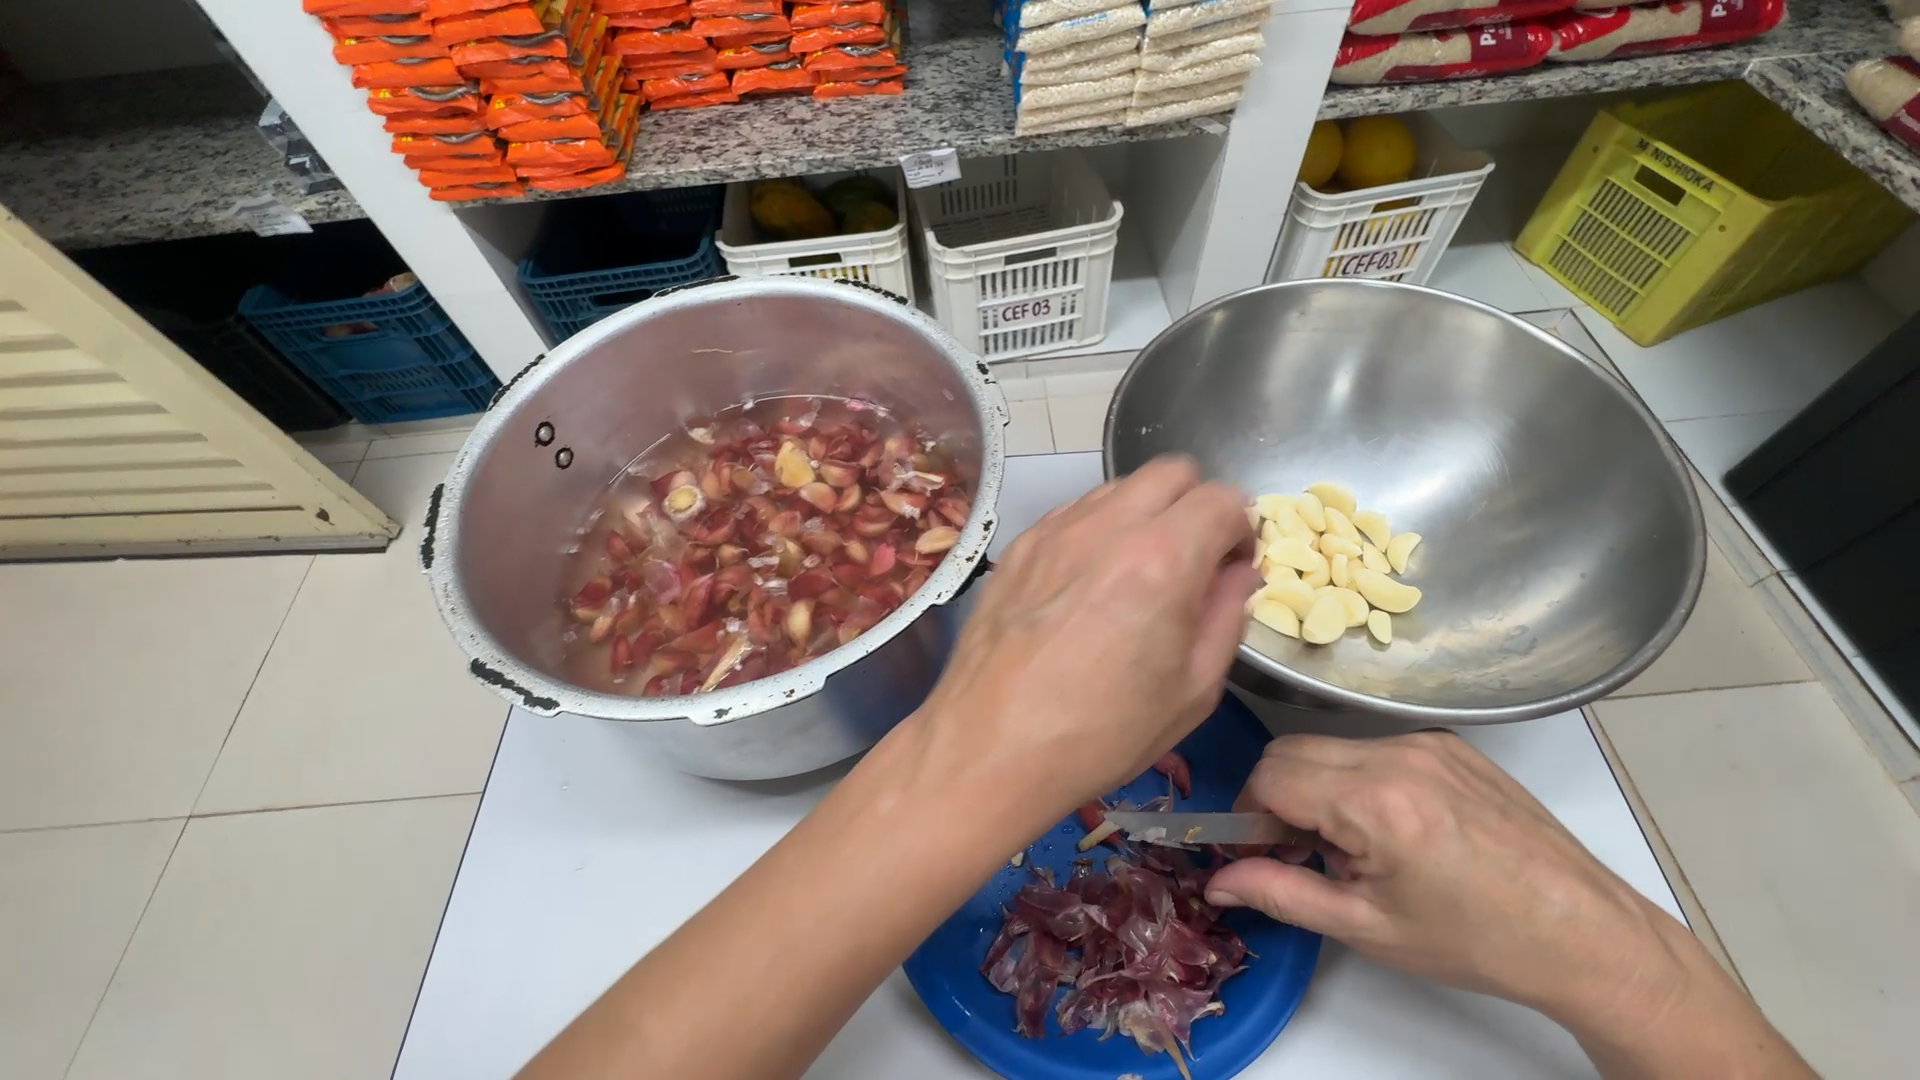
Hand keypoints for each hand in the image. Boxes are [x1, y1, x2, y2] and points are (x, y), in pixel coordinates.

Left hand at [910, 455, 1259, 826]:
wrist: (991, 745)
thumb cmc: (1101, 732)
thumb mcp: (1193, 690)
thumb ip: (1226, 616)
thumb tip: (1237, 574)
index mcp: (1162, 557)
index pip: (1223, 498)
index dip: (1242, 530)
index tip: (1233, 567)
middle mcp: (1106, 526)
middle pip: (1171, 472)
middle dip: (1197, 504)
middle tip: (1194, 558)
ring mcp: (1055, 530)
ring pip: (1118, 487)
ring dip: (1145, 512)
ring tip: (1138, 571)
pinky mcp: (1019, 546)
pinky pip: (1074, 513)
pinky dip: (1098, 529)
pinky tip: (1089, 581)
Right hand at [1206, 733, 1688, 1020]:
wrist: (1587, 935)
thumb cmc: (1475, 942)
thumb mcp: (1366, 928)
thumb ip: (1280, 894)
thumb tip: (1216, 882)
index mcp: (1374, 801)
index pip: (1269, 776)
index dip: (1251, 813)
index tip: (1263, 850)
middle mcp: (1396, 755)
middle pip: (1290, 750)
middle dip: (1277, 795)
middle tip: (1301, 848)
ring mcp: (1426, 743)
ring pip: (1328, 745)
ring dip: (1316, 784)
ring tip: (1352, 840)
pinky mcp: (1449, 744)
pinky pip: (1372, 745)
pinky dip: (1356, 776)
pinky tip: (1390, 823)